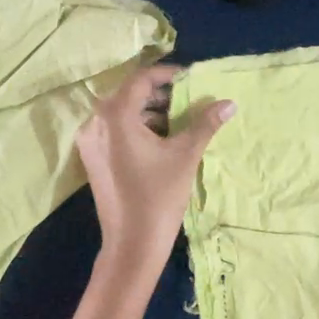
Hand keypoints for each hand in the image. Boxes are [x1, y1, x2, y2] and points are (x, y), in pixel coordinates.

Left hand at [76, 65, 234, 274]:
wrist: (132, 243)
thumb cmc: (159, 197)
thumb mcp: (185, 155)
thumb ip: (205, 124)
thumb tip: (229, 103)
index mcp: (115, 116)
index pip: (141, 79)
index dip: (166, 74)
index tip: (189, 78)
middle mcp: (95, 122)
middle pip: (128, 94)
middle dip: (158, 94)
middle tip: (186, 98)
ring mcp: (89, 142)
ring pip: (120, 113)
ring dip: (147, 112)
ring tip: (177, 120)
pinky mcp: (91, 158)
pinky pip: (112, 130)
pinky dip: (134, 128)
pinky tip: (158, 140)